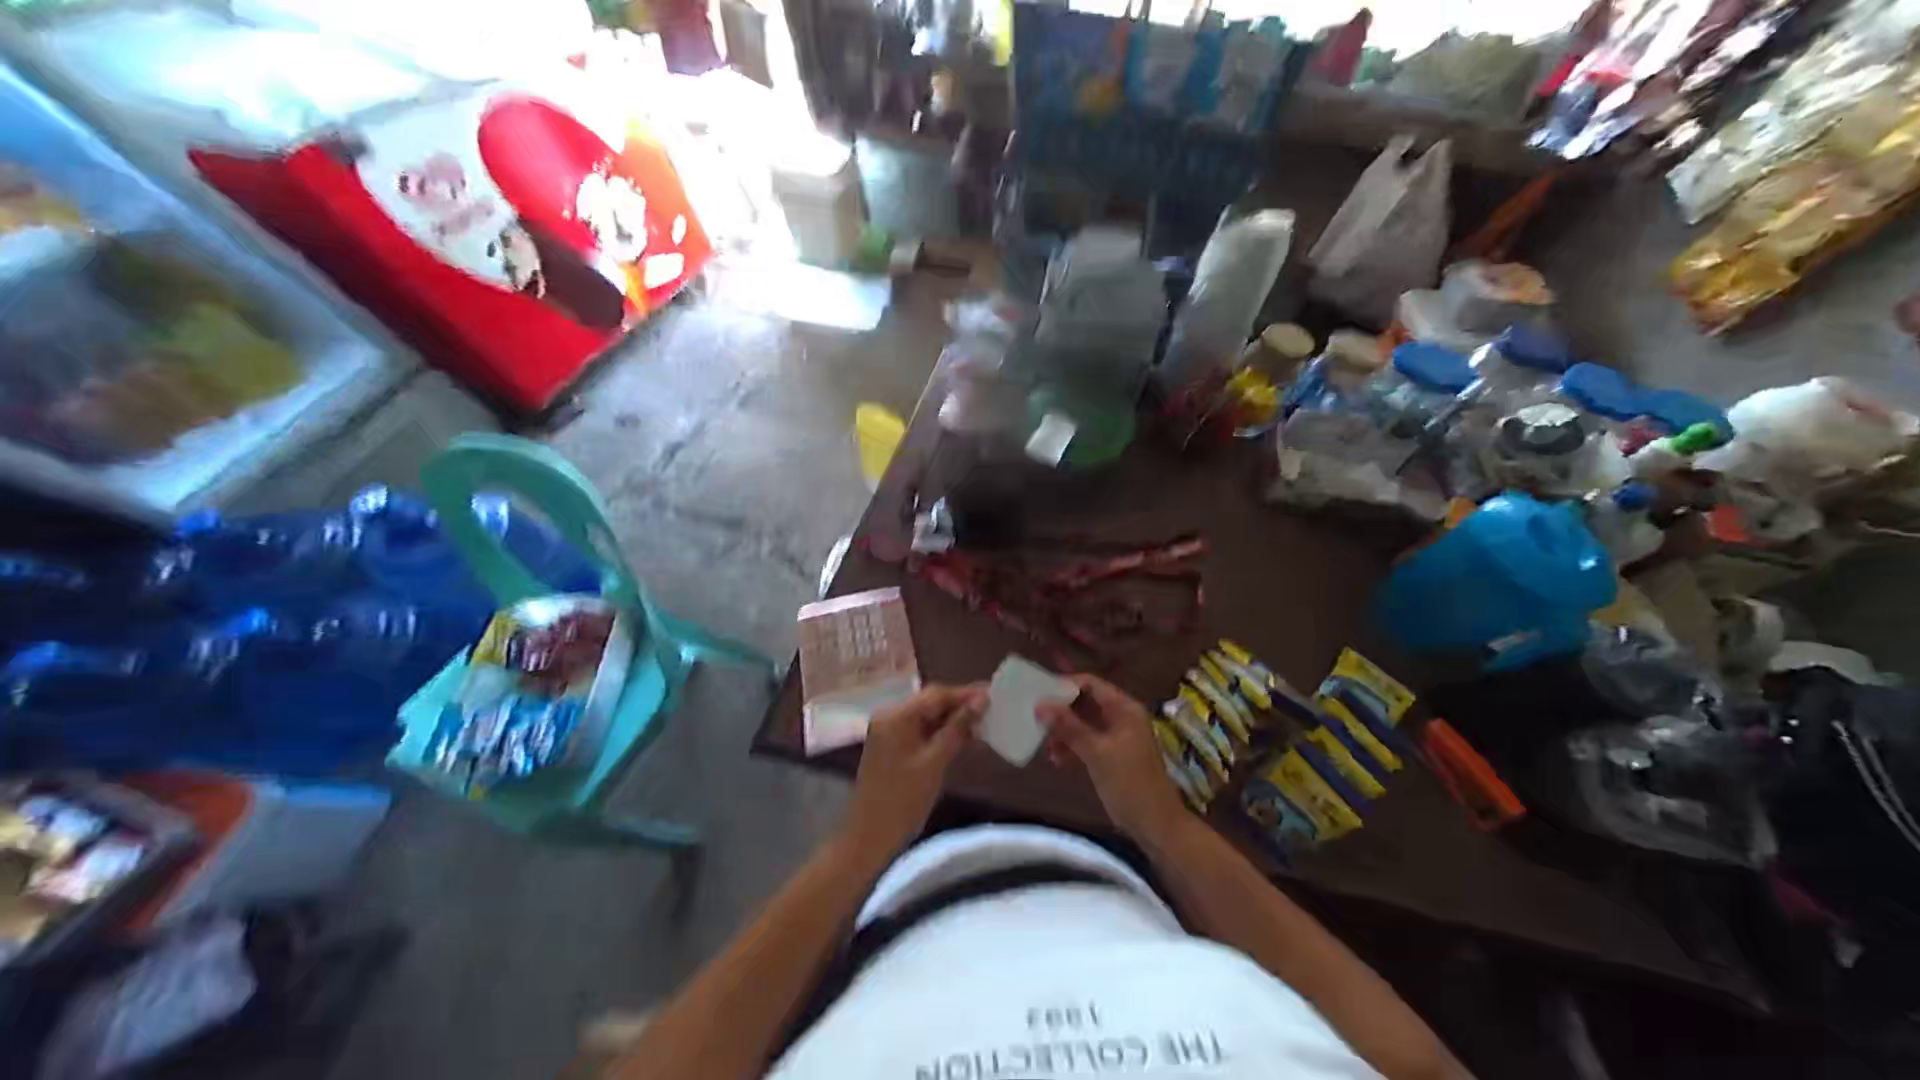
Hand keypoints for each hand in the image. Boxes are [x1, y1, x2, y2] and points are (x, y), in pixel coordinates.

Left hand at [841, 683, 986, 858]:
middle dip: (962, 706)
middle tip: (994, 709)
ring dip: (955, 722)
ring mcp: (891, 733)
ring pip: (929, 719)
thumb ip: (958, 728)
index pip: (936, 694)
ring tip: (987, 725)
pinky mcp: (894, 749)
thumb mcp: (935, 762)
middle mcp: (891, 717)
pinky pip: (923, 733)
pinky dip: (943, 736)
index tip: (994, 694)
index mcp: (896, 716)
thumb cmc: (903, 799)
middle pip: (931, 704)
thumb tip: (982, 700)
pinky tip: (967, 741)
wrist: (870, 837)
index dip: (966, 693)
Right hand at [1039, 675, 1190, 843]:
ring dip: (1065, 732)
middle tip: (1036, 720)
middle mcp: (1122, 717)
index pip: (1091, 684)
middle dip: (1061, 711)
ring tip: (1047, 746)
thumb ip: (1068, 727)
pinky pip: (1088, 741)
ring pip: (1084, 724)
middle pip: (1086, 703)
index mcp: (1125, 709)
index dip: (1065, 685)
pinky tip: (1058, 760)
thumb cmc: (1129, 784)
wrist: (1156, 825)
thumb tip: (1040, 704)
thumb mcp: (1096, 753)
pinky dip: (1073, 746)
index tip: (1038, 694)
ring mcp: (1118, 737)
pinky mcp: (1112, 755)